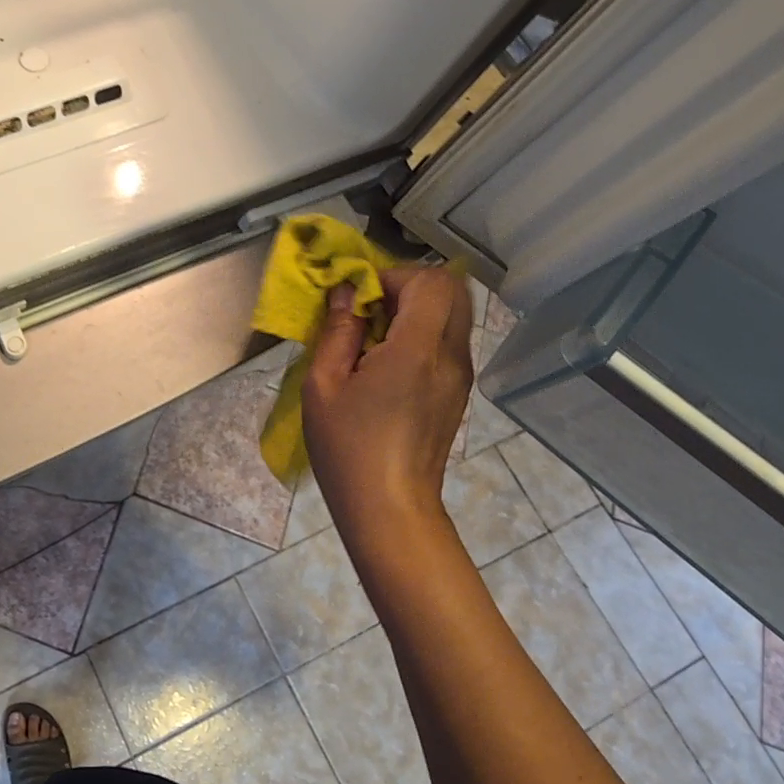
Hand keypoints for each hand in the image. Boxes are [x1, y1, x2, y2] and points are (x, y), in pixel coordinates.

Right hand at [302, 266, 473, 527]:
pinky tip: (386, 365)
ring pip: (453, 313)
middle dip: (408, 286)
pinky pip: (448, 340)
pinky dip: (422, 334)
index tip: (358, 300)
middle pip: (452, 289)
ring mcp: (461, 374)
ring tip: (374, 339)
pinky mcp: (458, 391)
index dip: (391, 276)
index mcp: (417, 350)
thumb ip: (337, 332)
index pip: (429, 281)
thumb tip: (345, 293)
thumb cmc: (347, 448)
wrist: (389, 507)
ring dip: (416, 310)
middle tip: (369, 311)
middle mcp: (450, 355)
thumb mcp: (323, 386)